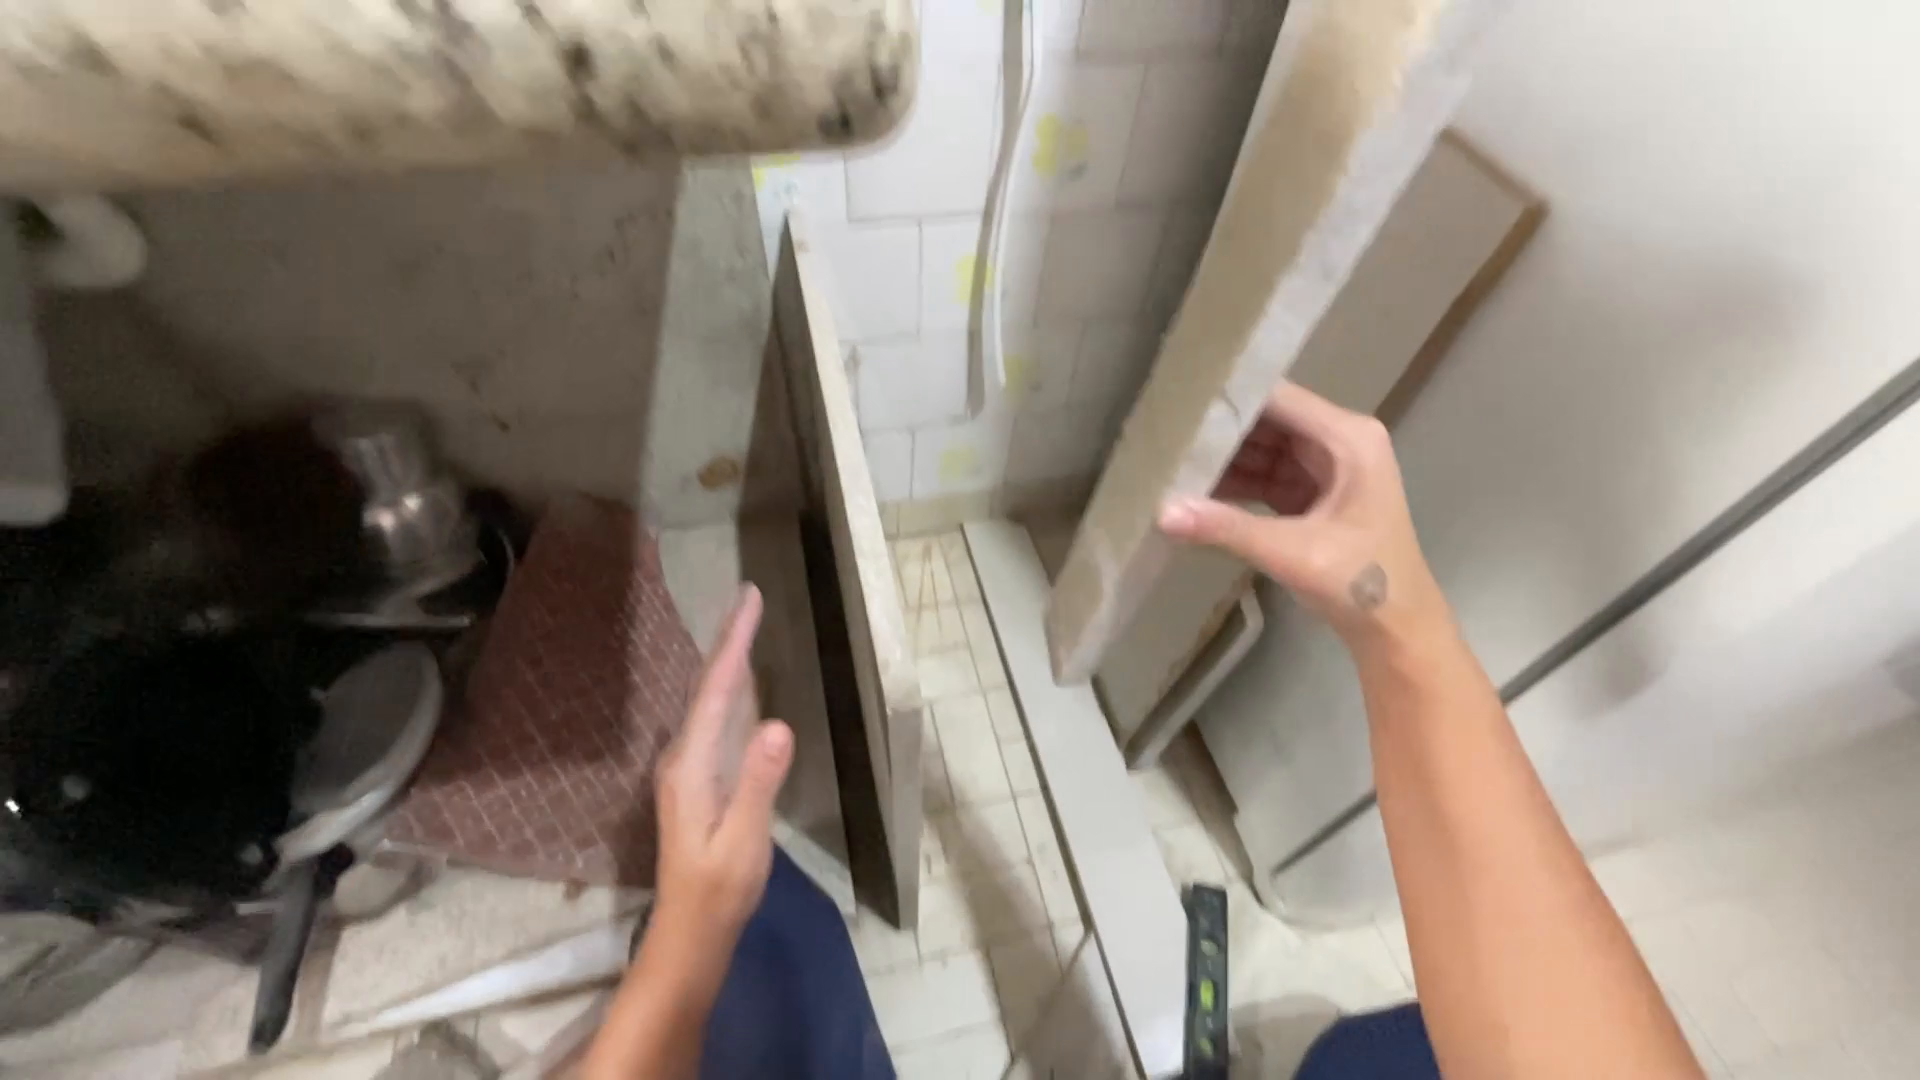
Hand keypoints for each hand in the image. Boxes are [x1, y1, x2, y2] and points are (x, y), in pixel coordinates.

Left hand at [651, 585, 792, 954]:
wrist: (690, 931)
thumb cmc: (719, 889)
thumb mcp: (744, 840)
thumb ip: (759, 783)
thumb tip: (779, 724)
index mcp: (693, 764)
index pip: (717, 689)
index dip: (735, 642)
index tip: (750, 598)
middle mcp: (684, 755)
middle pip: (709, 685)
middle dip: (729, 639)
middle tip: (749, 597)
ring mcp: (690, 766)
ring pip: (710, 699)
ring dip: (728, 659)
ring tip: (745, 626)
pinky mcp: (700, 777)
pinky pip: (716, 717)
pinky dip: (730, 687)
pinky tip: (740, 684)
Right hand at [1158, 383, 1448, 643]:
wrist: (1397, 628)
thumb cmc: (1362, 583)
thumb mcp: (1292, 553)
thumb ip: (1226, 528)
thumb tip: (1162, 512)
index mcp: (1348, 439)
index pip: (1278, 399)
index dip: (1229, 399)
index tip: (1178, 403)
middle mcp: (1337, 442)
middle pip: (1267, 420)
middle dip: (1219, 431)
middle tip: (1165, 436)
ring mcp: (1323, 468)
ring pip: (1261, 448)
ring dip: (1222, 459)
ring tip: (1170, 462)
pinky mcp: (1309, 493)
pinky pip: (1263, 476)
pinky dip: (1233, 484)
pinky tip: (1194, 491)